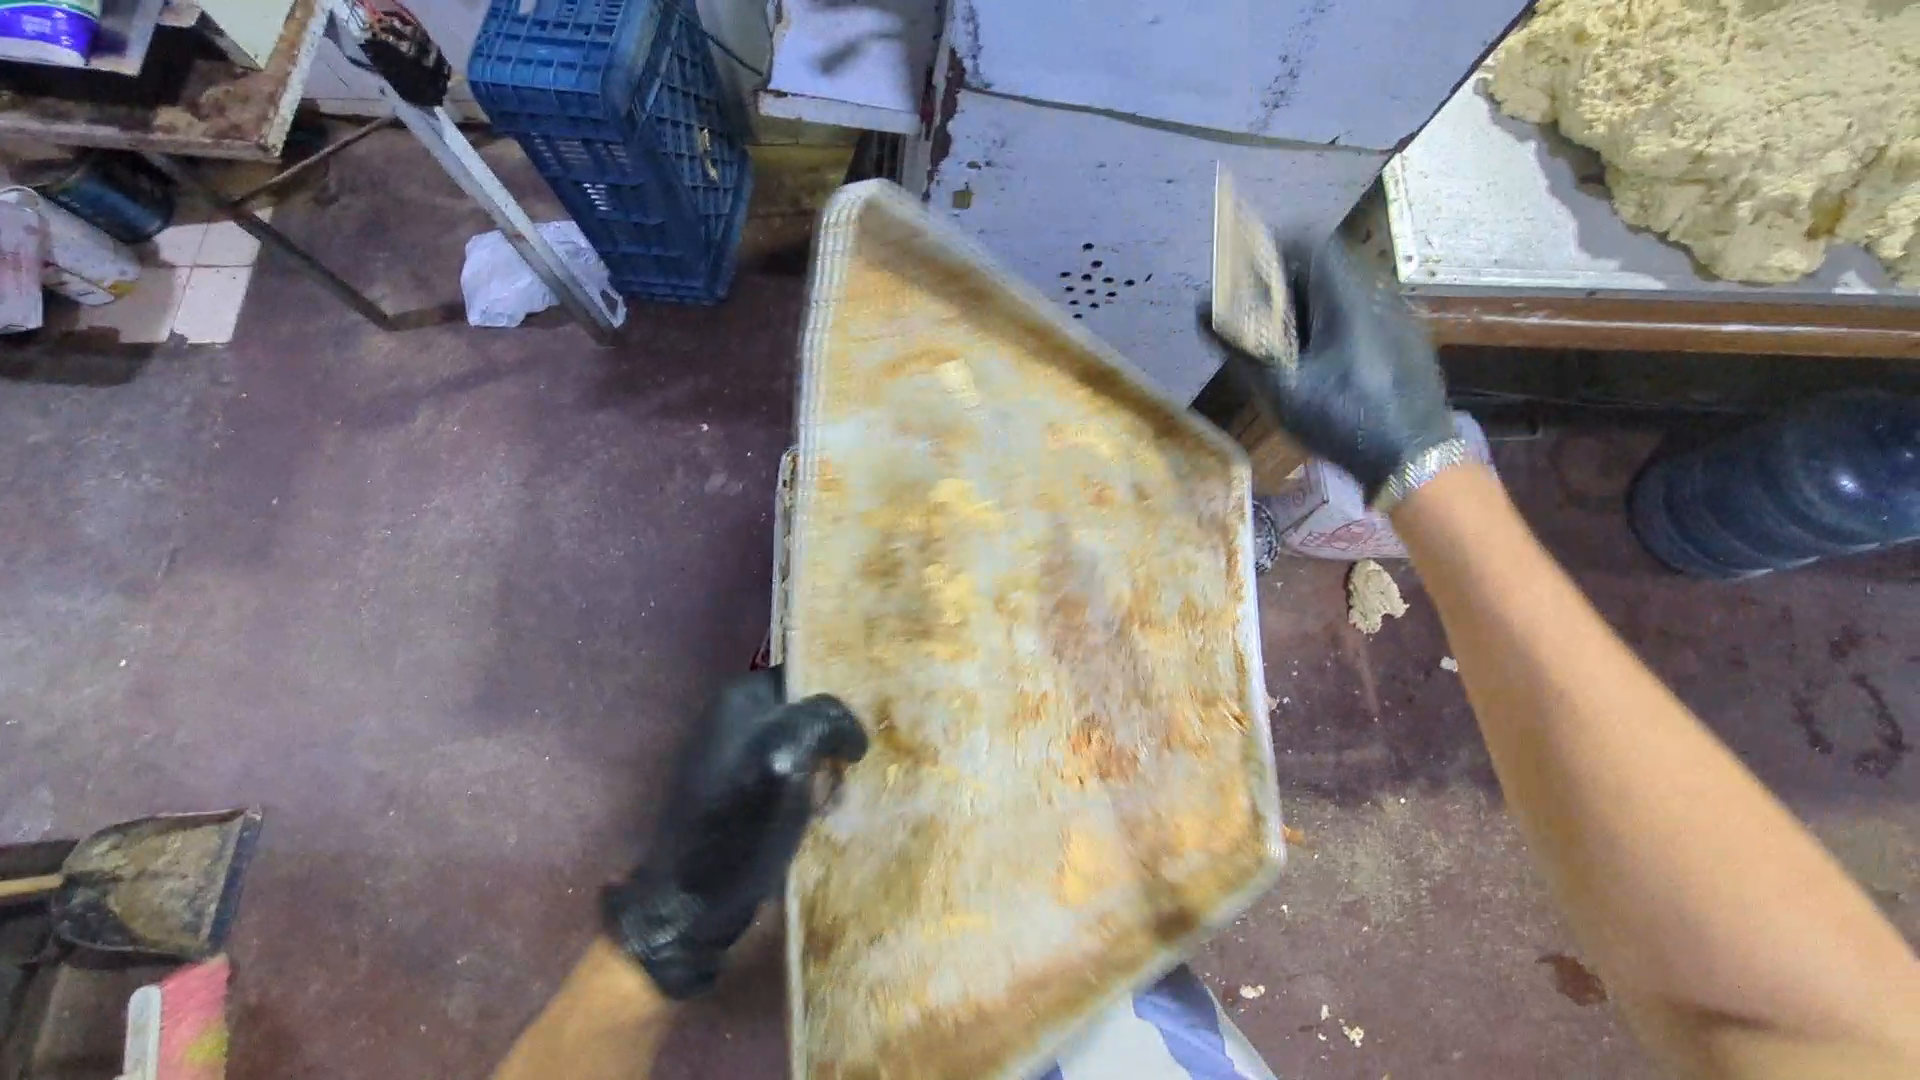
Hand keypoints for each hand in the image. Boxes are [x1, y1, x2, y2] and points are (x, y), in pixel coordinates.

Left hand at [603, 667, 865, 998]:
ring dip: (825, 776)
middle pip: (808, 716)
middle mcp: (732, 719)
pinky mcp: (738, 796)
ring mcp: (733, 759)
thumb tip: (851, 736)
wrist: (693, 900)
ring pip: (805, 751)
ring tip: (830, 804)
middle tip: (843, 776)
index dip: (837, 704)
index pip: (807, 678)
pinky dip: (810, 798)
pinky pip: (791, 781)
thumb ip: (824, 718)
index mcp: (739, 696)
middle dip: (832, 745)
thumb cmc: (739, 820)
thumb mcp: (787, 751)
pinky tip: (816, 820)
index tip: (858, 737)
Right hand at [1203, 234, 1463, 510]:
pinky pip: (1364, 314)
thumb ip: (1241, 347)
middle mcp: (1377, 297)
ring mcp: (1398, 319)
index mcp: (1346, 300)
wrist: (1414, 459)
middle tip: (1255, 313)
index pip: (1311, 244)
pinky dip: (1333, 322)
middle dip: (1286, 282)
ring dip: (1310, 304)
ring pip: (1346, 292)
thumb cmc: (1342, 421)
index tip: (1245, 272)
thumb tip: (1202, 310)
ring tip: (1282, 342)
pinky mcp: (1408, 341)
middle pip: (1328, 267)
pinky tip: (1321, 361)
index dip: (1274, 248)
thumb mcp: (1282, 389)